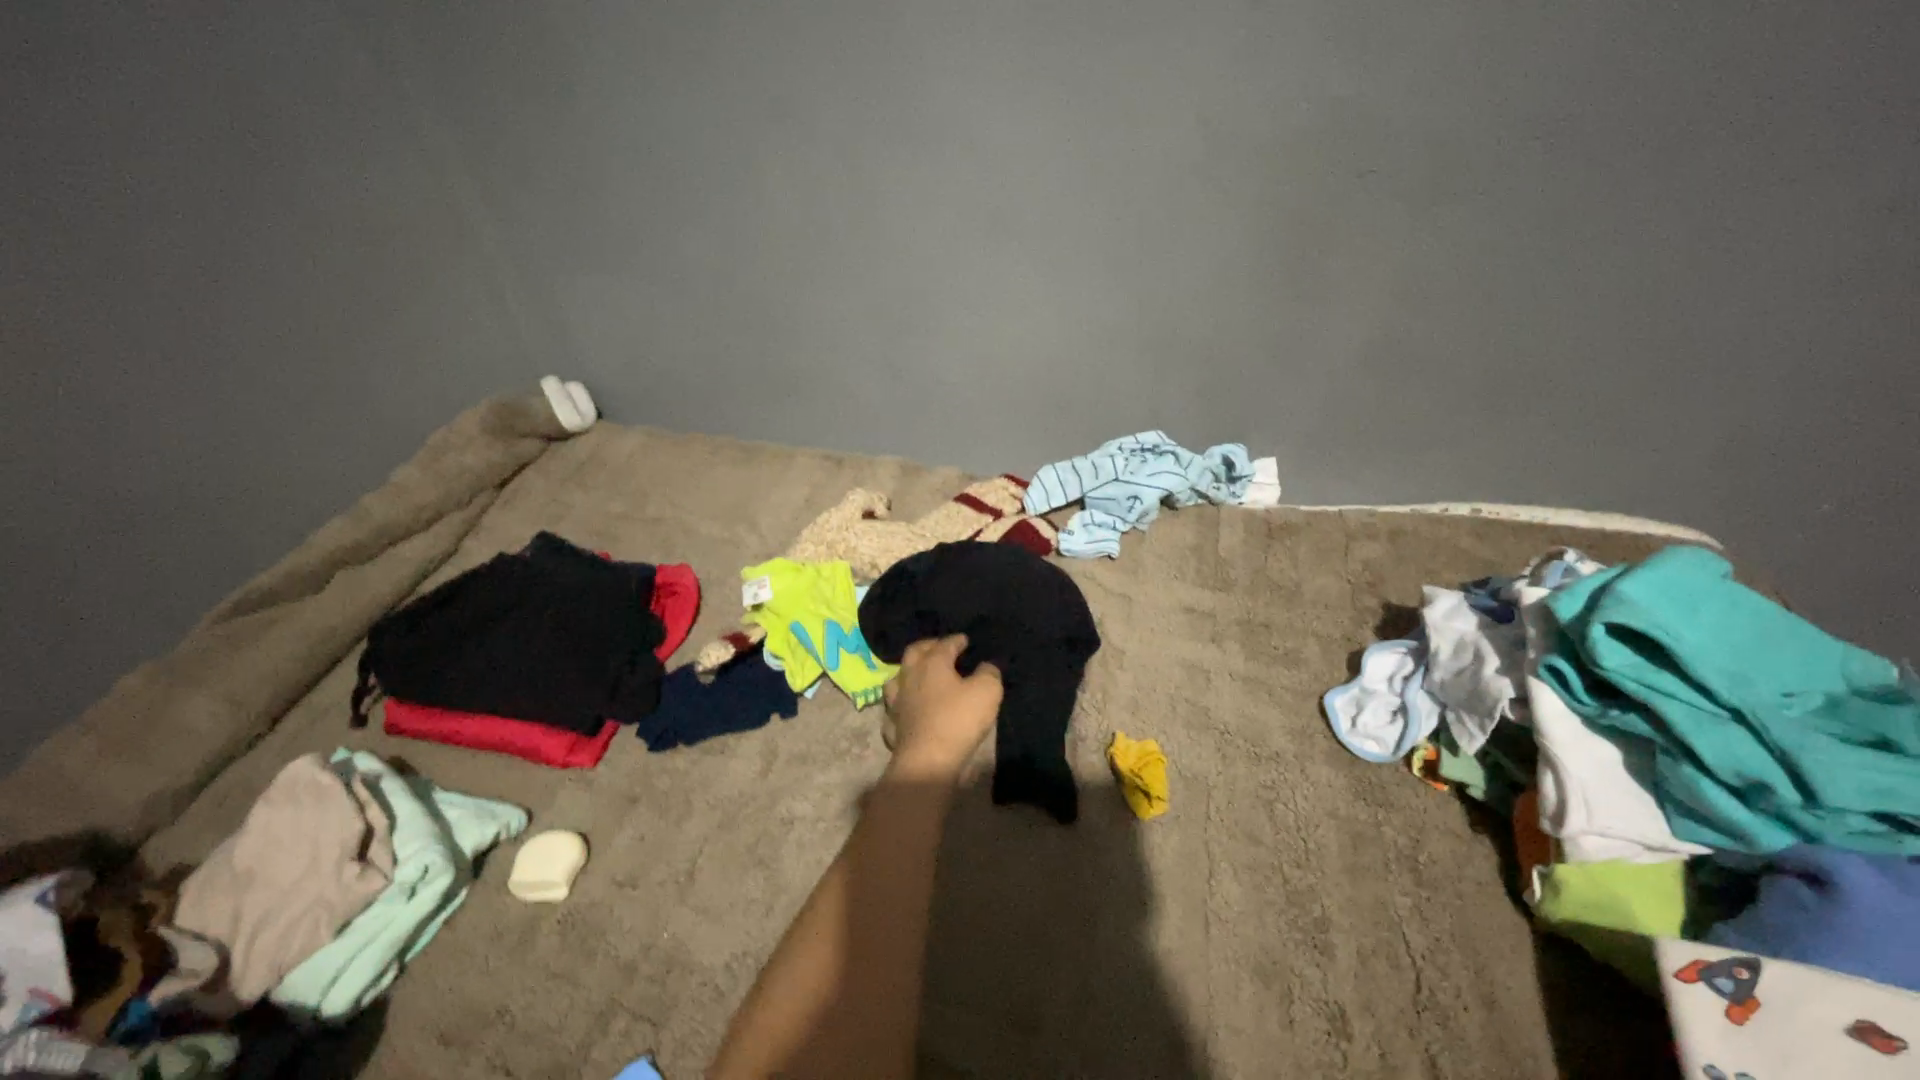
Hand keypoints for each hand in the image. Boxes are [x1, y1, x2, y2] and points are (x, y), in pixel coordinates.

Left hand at [883, 635, 1001, 780]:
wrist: (927, 761)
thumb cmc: (958, 720)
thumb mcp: (987, 692)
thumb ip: (988, 673)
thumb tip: (985, 666)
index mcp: (931, 664)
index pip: (944, 644)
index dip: (956, 640)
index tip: (964, 640)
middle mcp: (909, 677)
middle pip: (914, 653)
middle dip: (927, 647)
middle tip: (939, 648)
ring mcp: (896, 703)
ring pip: (896, 680)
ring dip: (907, 674)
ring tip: (918, 676)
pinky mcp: (892, 726)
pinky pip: (894, 710)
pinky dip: (900, 706)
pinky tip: (906, 710)